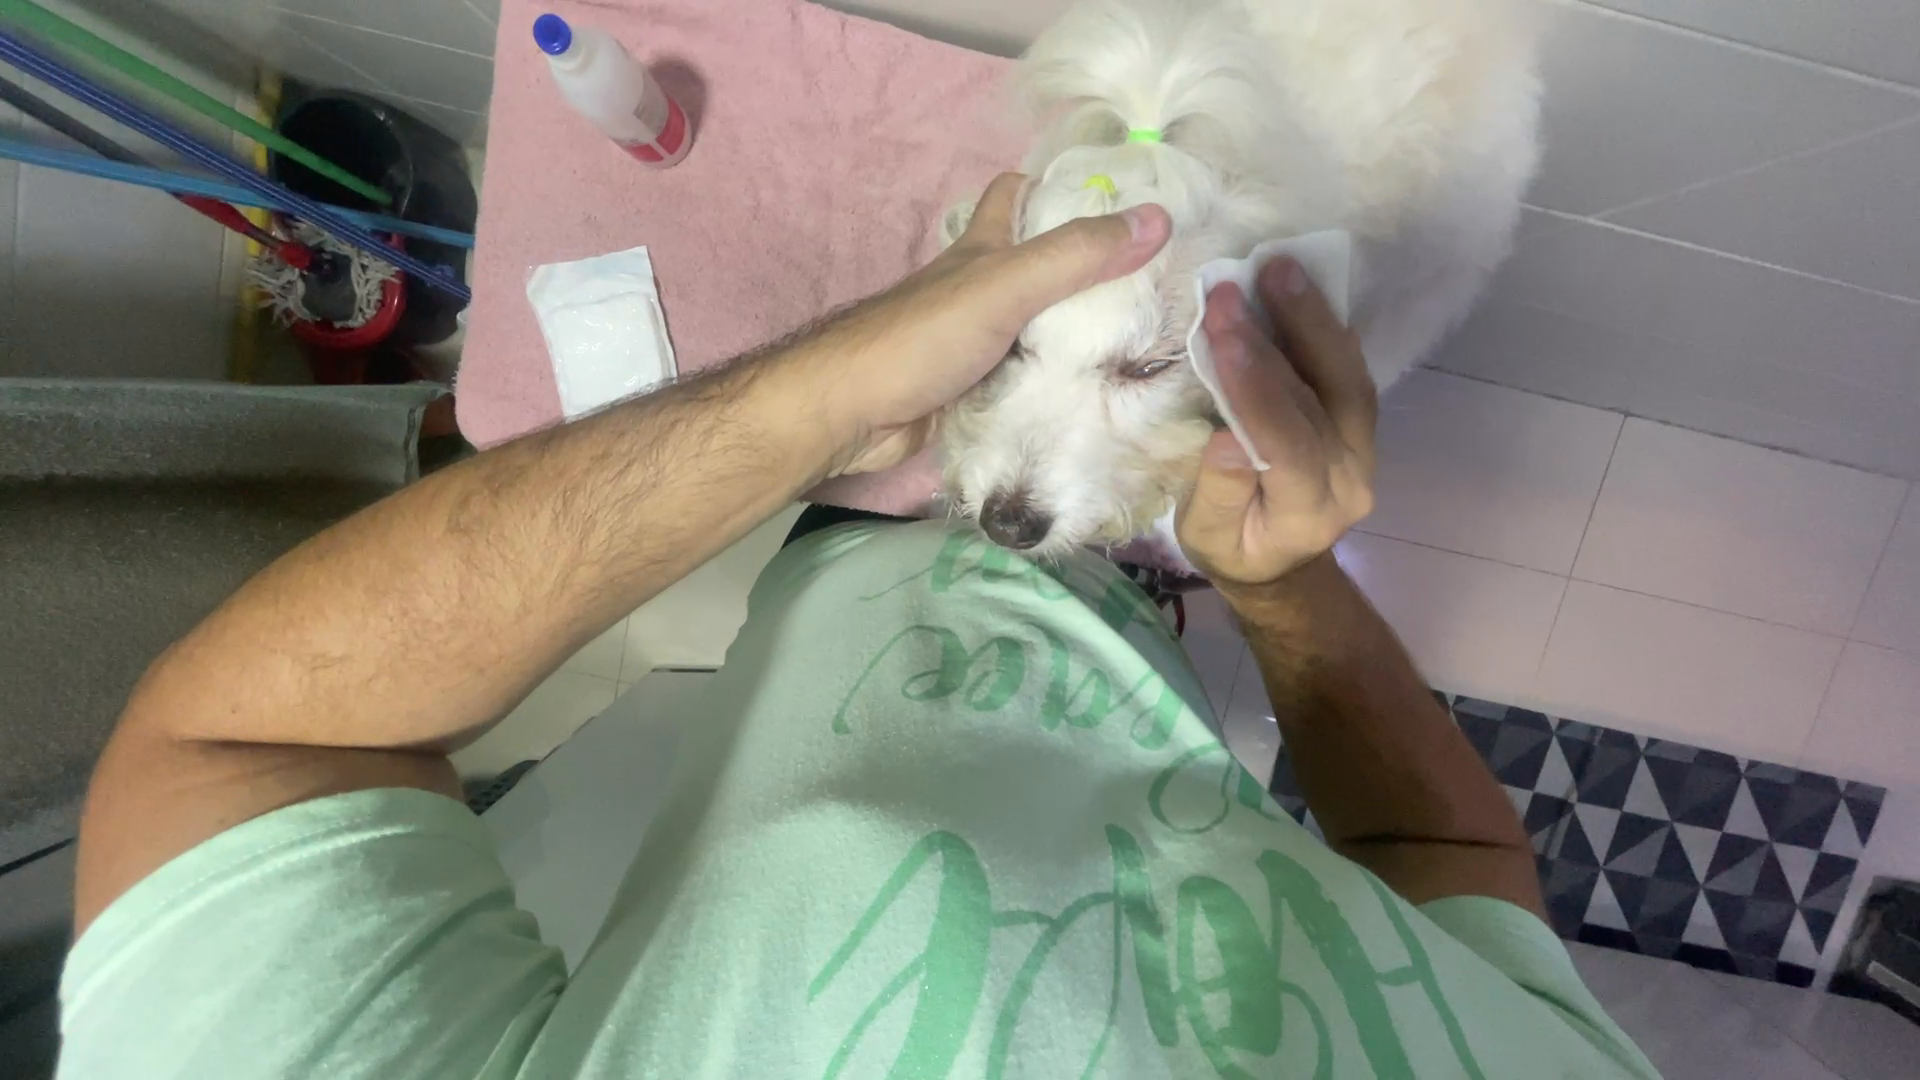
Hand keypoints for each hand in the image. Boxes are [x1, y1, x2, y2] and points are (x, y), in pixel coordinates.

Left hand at [794, 172, 1170, 475]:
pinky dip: (1055, 384)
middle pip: (1039, 268)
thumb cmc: (923, 338)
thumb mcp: (1004, 286)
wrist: (855, 414)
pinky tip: (1095, 395)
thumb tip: (1158, 219)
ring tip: (1143, 345)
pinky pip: (1026, 380)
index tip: (1122, 204)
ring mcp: (976, 344)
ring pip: (1036, 330)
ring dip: (1077, 337)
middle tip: (1150, 288)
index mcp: (983, 250)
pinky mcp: (974, 391)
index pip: (1018, 194)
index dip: (1061, 186)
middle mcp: (980, 292)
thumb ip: (1074, 257)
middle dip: (1087, 272)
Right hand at [1175, 258, 1378, 589]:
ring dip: (1314, 317)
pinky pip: (1347, 370)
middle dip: (1280, 337)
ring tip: (1280, 268)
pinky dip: (1323, 328)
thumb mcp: (1206, 537)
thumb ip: (1219, 493)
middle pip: (1326, 396)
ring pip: (1347, 374)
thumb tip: (1224, 438)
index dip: (1255, 388)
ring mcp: (1363, 447)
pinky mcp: (1358, 425)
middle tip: (1242, 284)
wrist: (1278, 563)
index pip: (1288, 441)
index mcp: (1309, 511)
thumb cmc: (1232, 550)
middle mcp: (1351, 475)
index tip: (1221, 334)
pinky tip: (1301, 291)